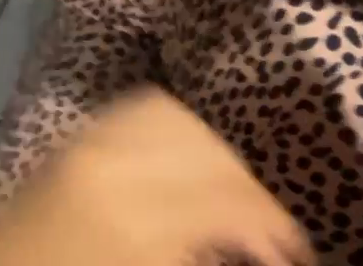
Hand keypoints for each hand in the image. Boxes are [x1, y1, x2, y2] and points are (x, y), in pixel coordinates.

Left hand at [0, 88, 313, 265]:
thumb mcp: (150, 265)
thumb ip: (205, 242)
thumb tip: (251, 239)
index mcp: (134, 213)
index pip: (229, 193)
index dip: (274, 221)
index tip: (296, 249)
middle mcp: (108, 156)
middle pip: (201, 142)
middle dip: (244, 181)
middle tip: (266, 227)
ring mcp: (81, 139)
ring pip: (167, 113)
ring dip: (207, 148)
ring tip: (227, 193)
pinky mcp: (65, 139)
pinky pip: (131, 111)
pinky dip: (168, 128)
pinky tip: (180, 163)